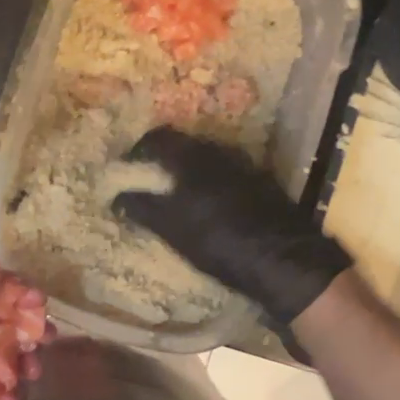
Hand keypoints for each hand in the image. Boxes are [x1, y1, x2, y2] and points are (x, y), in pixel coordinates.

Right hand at [112, 127, 351, 325]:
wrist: (283, 261)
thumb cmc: (218, 242)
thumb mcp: (172, 229)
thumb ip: (142, 208)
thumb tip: (116, 197)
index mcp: (192, 157)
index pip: (158, 137)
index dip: (138, 150)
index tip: (127, 166)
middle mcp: (218, 152)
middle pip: (183, 145)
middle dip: (162, 160)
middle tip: (147, 180)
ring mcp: (243, 165)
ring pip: (206, 158)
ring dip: (187, 171)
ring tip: (174, 195)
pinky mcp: (261, 182)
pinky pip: (225, 173)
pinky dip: (208, 182)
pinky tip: (206, 205)